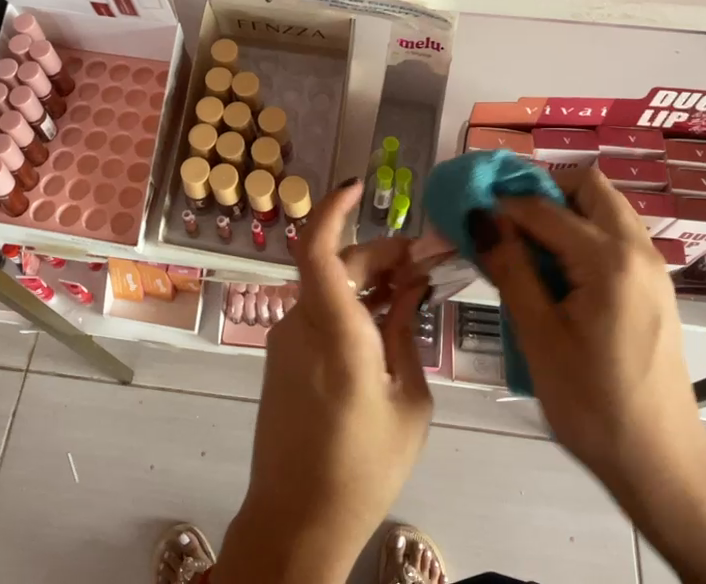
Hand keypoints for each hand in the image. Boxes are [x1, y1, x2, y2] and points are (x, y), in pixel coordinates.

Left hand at [214, 179, 433, 583]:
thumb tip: (409, 287)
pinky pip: (318, 312)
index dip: (333, 208)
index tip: (360, 187)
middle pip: (334, 263)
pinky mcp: (282, 356)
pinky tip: (383, 319)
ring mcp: (285, 339)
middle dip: (378, 251)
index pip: (318, 250)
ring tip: (411, 290)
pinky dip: (350, 303)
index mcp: (336, 335)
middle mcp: (302, 325)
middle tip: (423, 263)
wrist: (296, 519)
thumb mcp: (408, 402)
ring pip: (327, 286)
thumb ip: (404, 335)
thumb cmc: (363, 468)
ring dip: (366, 278)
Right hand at [475, 167, 705, 486]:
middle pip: (589, 187)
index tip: (466, 209)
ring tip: (522, 240)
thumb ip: (510, 268)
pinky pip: (617, 236)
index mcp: (609, 259)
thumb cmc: (591, 402)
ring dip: (565, 209)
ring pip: (607, 208)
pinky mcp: (654, 287)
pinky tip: (554, 267)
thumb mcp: (538, 335)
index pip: (543, 207)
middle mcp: (638, 250)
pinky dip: (583, 232)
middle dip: (541, 189)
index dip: (500, 204)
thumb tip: (480, 218)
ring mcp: (652, 268)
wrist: (659, 460)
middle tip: (500, 217)